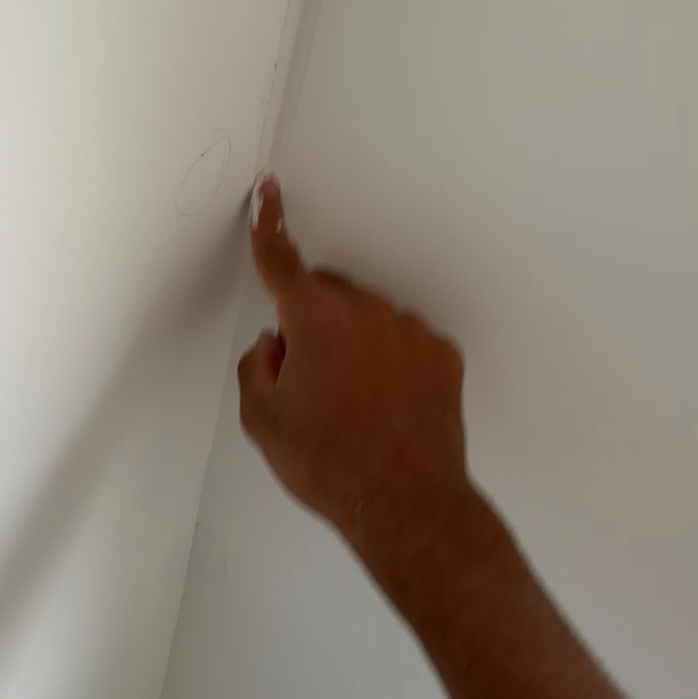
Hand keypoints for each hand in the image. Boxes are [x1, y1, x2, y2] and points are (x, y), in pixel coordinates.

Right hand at [237, 176, 470, 537]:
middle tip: (307, 377)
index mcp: (315, 320)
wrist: (405, 505)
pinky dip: (386, 357)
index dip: (268, 224)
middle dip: (308, 320)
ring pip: (364, 315)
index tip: (269, 193)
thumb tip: (274, 347)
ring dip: (350, 341)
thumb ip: (257, 365)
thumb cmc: (333, 464)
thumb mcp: (262, 420)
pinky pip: (400, 337)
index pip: (282, 259)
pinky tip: (381, 401)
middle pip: (324, 292)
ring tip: (350, 401)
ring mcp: (409, 331)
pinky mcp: (440, 353)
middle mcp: (366, 313)